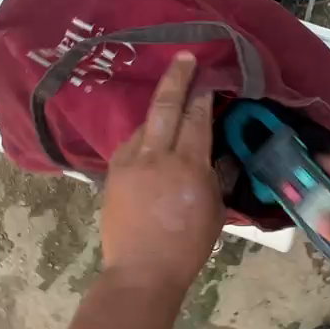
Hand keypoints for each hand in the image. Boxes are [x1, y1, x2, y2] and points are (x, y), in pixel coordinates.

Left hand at [99, 53, 221, 296]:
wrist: (141, 271)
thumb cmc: (187, 246)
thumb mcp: (215, 210)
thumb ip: (215, 176)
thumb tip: (216, 153)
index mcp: (189, 166)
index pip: (196, 118)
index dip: (202, 96)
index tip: (206, 79)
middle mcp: (158, 156)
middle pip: (166, 106)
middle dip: (176, 78)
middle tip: (183, 57)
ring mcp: (131, 162)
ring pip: (146, 124)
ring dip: (159, 111)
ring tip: (169, 102)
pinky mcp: (114, 172)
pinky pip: (131, 144)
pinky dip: (144, 137)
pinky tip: (150, 139)